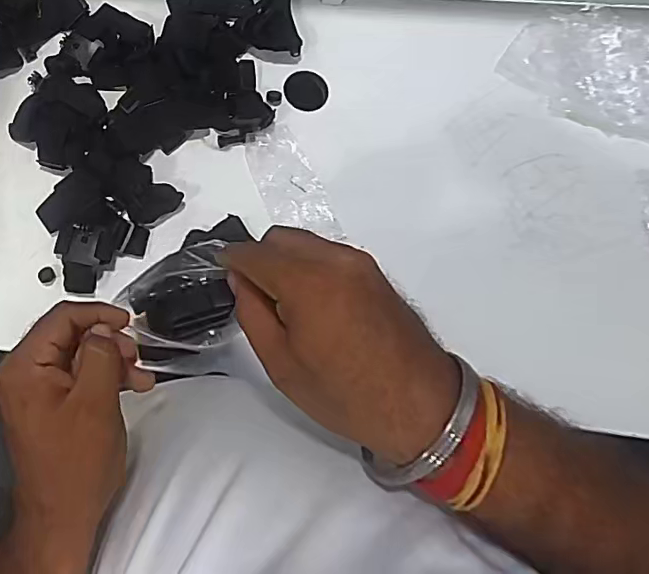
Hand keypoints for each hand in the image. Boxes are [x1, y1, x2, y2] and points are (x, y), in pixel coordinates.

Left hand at [0, 302, 154, 572]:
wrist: (62, 520)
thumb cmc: (70, 475)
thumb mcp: (95, 402)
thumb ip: (100, 354)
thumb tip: (102, 328)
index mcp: (24, 367)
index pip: (62, 317)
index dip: (97, 314)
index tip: (122, 319)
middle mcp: (22, 374)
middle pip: (68, 333)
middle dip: (105, 339)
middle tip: (131, 350)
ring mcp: (32, 389)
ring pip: (75, 353)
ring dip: (108, 358)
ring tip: (133, 371)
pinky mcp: (45, 403)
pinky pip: (74, 374)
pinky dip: (100, 375)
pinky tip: (124, 383)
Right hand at [221, 227, 458, 464]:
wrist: (425, 408)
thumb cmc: (349, 396)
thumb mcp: (283, 366)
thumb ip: (252, 314)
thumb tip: (241, 282)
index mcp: (306, 282)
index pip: (252, 253)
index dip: (231, 261)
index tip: (223, 272)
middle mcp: (332, 260)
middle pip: (277, 238)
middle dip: (259, 258)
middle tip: (257, 295)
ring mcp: (356, 262)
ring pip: (302, 241)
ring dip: (285, 260)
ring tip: (289, 302)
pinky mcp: (372, 270)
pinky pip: (326, 252)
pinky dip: (310, 265)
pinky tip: (316, 302)